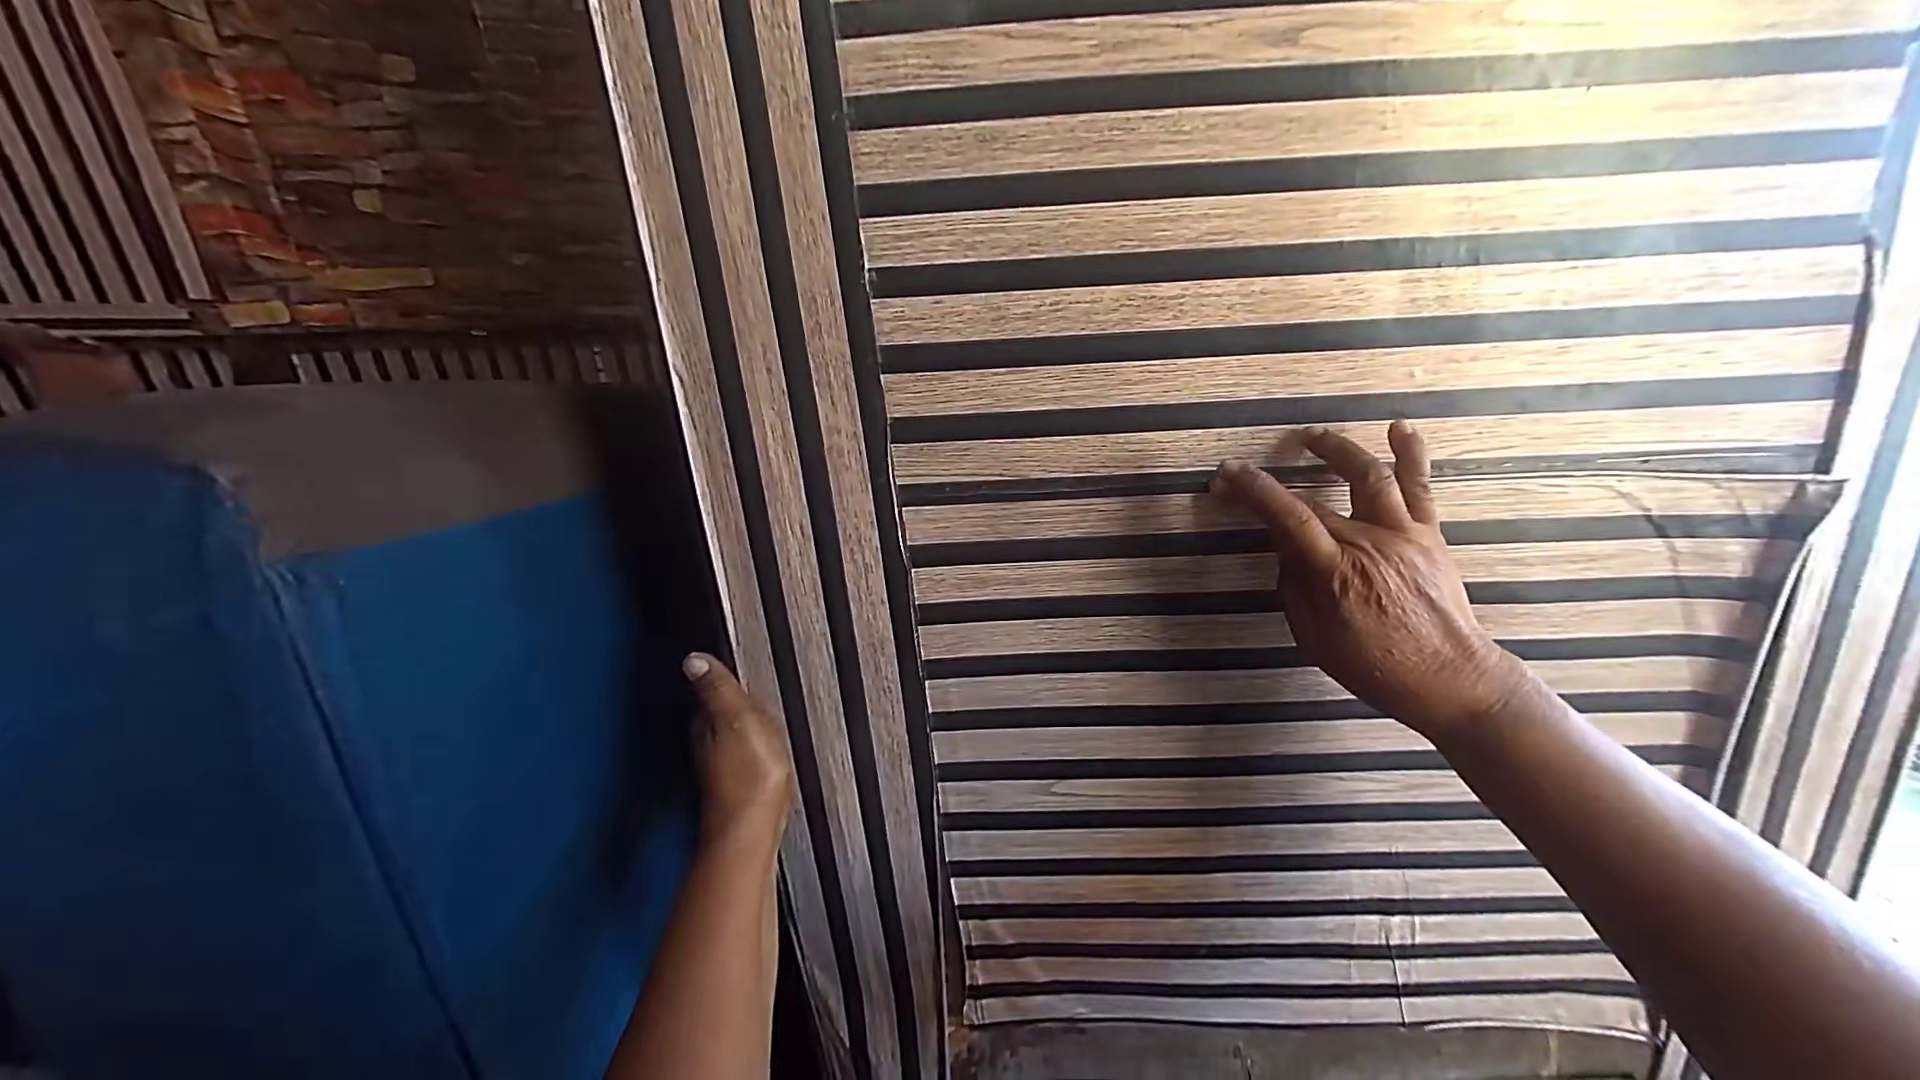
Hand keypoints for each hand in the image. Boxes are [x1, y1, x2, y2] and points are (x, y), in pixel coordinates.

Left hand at [683, 653, 792, 842]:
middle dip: (743, 703)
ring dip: (750, 727)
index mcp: (705, 721)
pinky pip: (745, 754)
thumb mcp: (739, 719)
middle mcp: (706, 741)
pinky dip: (755, 749)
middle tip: (762, 699)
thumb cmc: (748, 776)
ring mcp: (720, 764)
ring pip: (734, 733)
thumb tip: (693, 658)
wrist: (751, 829)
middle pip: (725, 710)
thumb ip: (719, 688)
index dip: (736, 680)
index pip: (718, 687)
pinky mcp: (735, 783)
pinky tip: (767, 754)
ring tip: (768, 724)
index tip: (750, 672)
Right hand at [1209, 422, 1536, 739]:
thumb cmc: (1375, 666)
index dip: (1254, 490)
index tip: (1228, 474)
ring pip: (1369, 476)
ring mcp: (1403, 536)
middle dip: (1269, 484)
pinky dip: (1410, 454)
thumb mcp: (1312, 635)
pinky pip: (1420, 487)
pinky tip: (1399, 429)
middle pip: (1312, 501)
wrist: (1449, 678)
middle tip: (1239, 474)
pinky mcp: (1427, 536)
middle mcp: (1370, 544)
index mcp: (1336, 572)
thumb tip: (1286, 551)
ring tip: (1312, 435)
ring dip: (1337, 450)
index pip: (1287, 517)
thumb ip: (1294, 586)